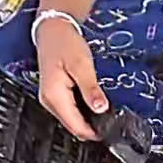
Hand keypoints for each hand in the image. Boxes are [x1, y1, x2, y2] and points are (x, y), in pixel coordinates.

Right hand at [35, 15, 107, 141]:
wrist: (52, 29)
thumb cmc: (65, 43)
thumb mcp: (82, 66)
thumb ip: (91, 89)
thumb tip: (100, 108)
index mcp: (54, 96)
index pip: (76, 126)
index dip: (94, 133)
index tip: (111, 132)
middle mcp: (49, 101)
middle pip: (73, 126)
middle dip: (92, 128)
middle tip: (113, 125)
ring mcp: (51, 98)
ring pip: (72, 120)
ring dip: (88, 121)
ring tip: (106, 117)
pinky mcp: (55, 94)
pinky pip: (70, 111)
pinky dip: (83, 112)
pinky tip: (95, 107)